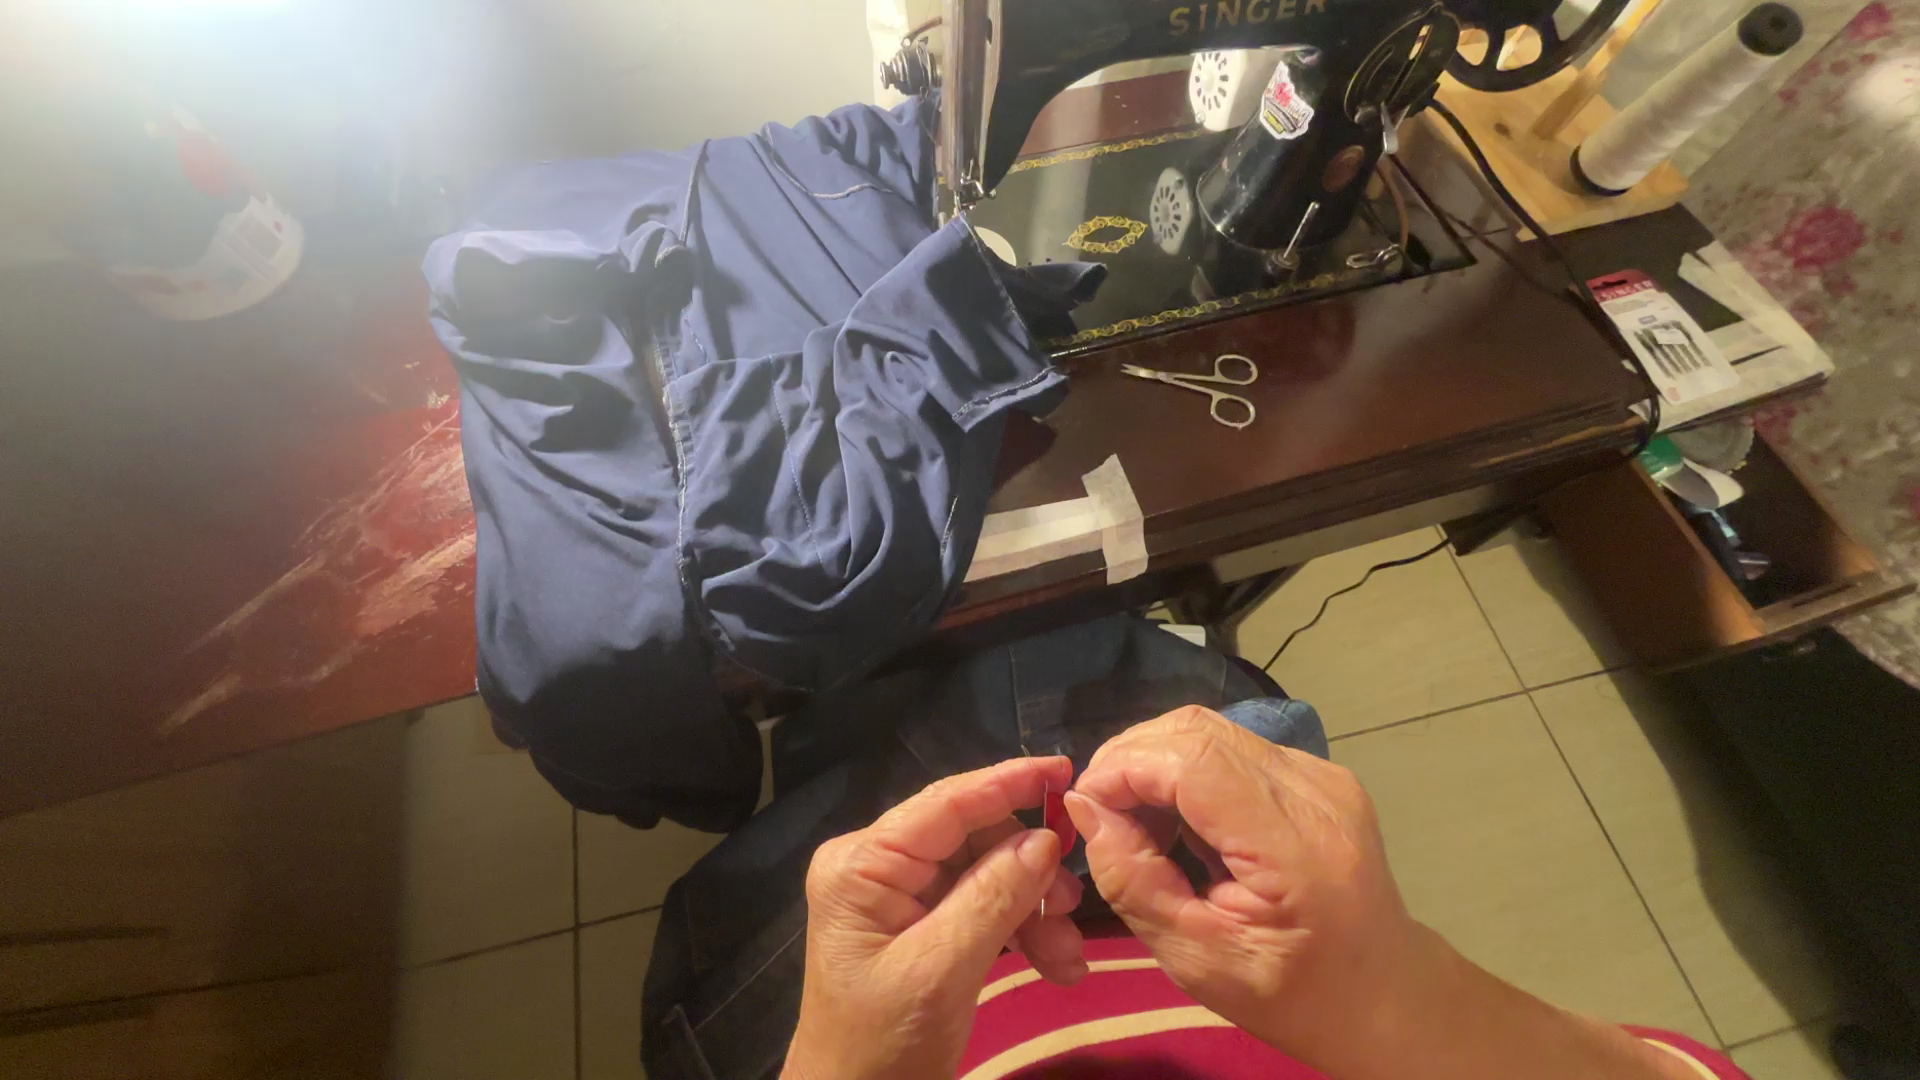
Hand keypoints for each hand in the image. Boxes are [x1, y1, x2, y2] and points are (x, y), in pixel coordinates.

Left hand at [783, 757, 1086, 1079]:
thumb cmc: (882, 1047)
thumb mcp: (940, 971)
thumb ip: (993, 896)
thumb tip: (1045, 837)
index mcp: (863, 861)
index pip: (946, 802)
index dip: (1008, 781)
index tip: (1064, 768)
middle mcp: (877, 862)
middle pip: (970, 837)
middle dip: (1026, 870)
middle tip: (1072, 901)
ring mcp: (896, 891)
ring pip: (982, 871)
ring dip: (1029, 907)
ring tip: (1066, 953)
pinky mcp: (917, 919)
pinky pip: (977, 903)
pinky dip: (1016, 928)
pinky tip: (1053, 961)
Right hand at [1065, 706, 1431, 1070]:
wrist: (1390, 997)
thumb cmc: (1294, 997)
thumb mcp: (1196, 959)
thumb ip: (1132, 880)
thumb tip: (1084, 806)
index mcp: (1296, 847)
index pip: (1192, 761)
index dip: (1124, 768)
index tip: (1086, 807)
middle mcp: (1314, 791)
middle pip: (1195, 731)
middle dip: (1129, 758)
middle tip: (1102, 810)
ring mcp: (1319, 772)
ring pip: (1206, 727)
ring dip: (1152, 759)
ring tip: (1137, 815)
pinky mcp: (1314, 769)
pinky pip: (1227, 743)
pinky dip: (1182, 766)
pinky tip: (1178, 814)